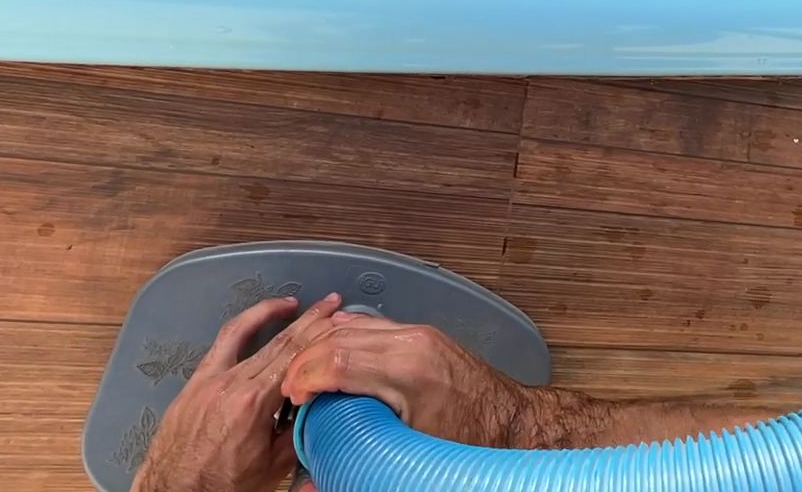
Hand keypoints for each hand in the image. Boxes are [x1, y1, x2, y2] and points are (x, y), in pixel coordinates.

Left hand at [134, 292, 344, 491]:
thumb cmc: (225, 489)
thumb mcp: (273, 468)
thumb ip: (300, 428)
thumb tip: (322, 399)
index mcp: (254, 403)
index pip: (297, 356)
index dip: (322, 336)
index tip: (341, 322)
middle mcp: (232, 383)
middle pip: (280, 339)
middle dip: (311, 318)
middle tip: (333, 302)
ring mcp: (210, 379)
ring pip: (246, 331)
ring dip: (273, 311)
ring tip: (293, 302)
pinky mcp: (195, 382)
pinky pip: (222, 343)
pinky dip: (243, 325)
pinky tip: (256, 320)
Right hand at [281, 312, 531, 448]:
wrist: (512, 423)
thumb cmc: (470, 444)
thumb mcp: (409, 455)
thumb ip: (357, 461)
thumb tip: (312, 483)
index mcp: (408, 370)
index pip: (340, 359)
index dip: (305, 375)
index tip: (290, 396)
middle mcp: (413, 341)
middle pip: (343, 336)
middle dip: (308, 359)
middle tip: (289, 388)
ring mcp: (420, 333)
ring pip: (358, 325)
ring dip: (326, 345)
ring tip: (306, 374)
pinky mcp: (425, 335)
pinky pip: (376, 326)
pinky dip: (349, 337)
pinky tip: (335, 353)